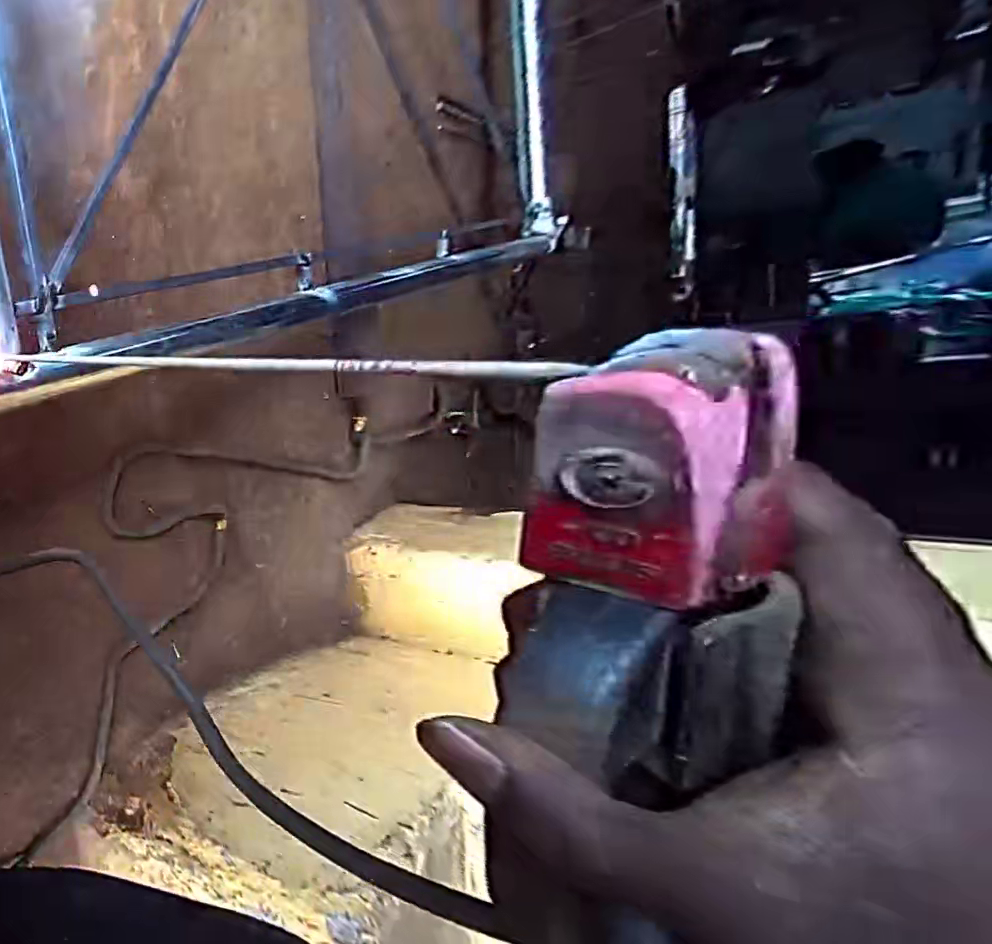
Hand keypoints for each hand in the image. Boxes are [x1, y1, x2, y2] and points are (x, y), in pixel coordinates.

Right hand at [419, 464, 991, 943]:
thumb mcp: (706, 892)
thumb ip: (567, 815)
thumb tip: (442, 733)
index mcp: (914, 695)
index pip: (834, 532)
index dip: (734, 477)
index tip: (628, 465)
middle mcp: (905, 681)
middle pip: (772, 561)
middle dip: (653, 554)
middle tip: (568, 567)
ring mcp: (877, 708)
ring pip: (757, 608)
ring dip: (655, 603)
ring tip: (572, 623)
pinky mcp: (852, 736)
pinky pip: (758, 655)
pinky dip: (680, 648)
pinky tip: (620, 675)